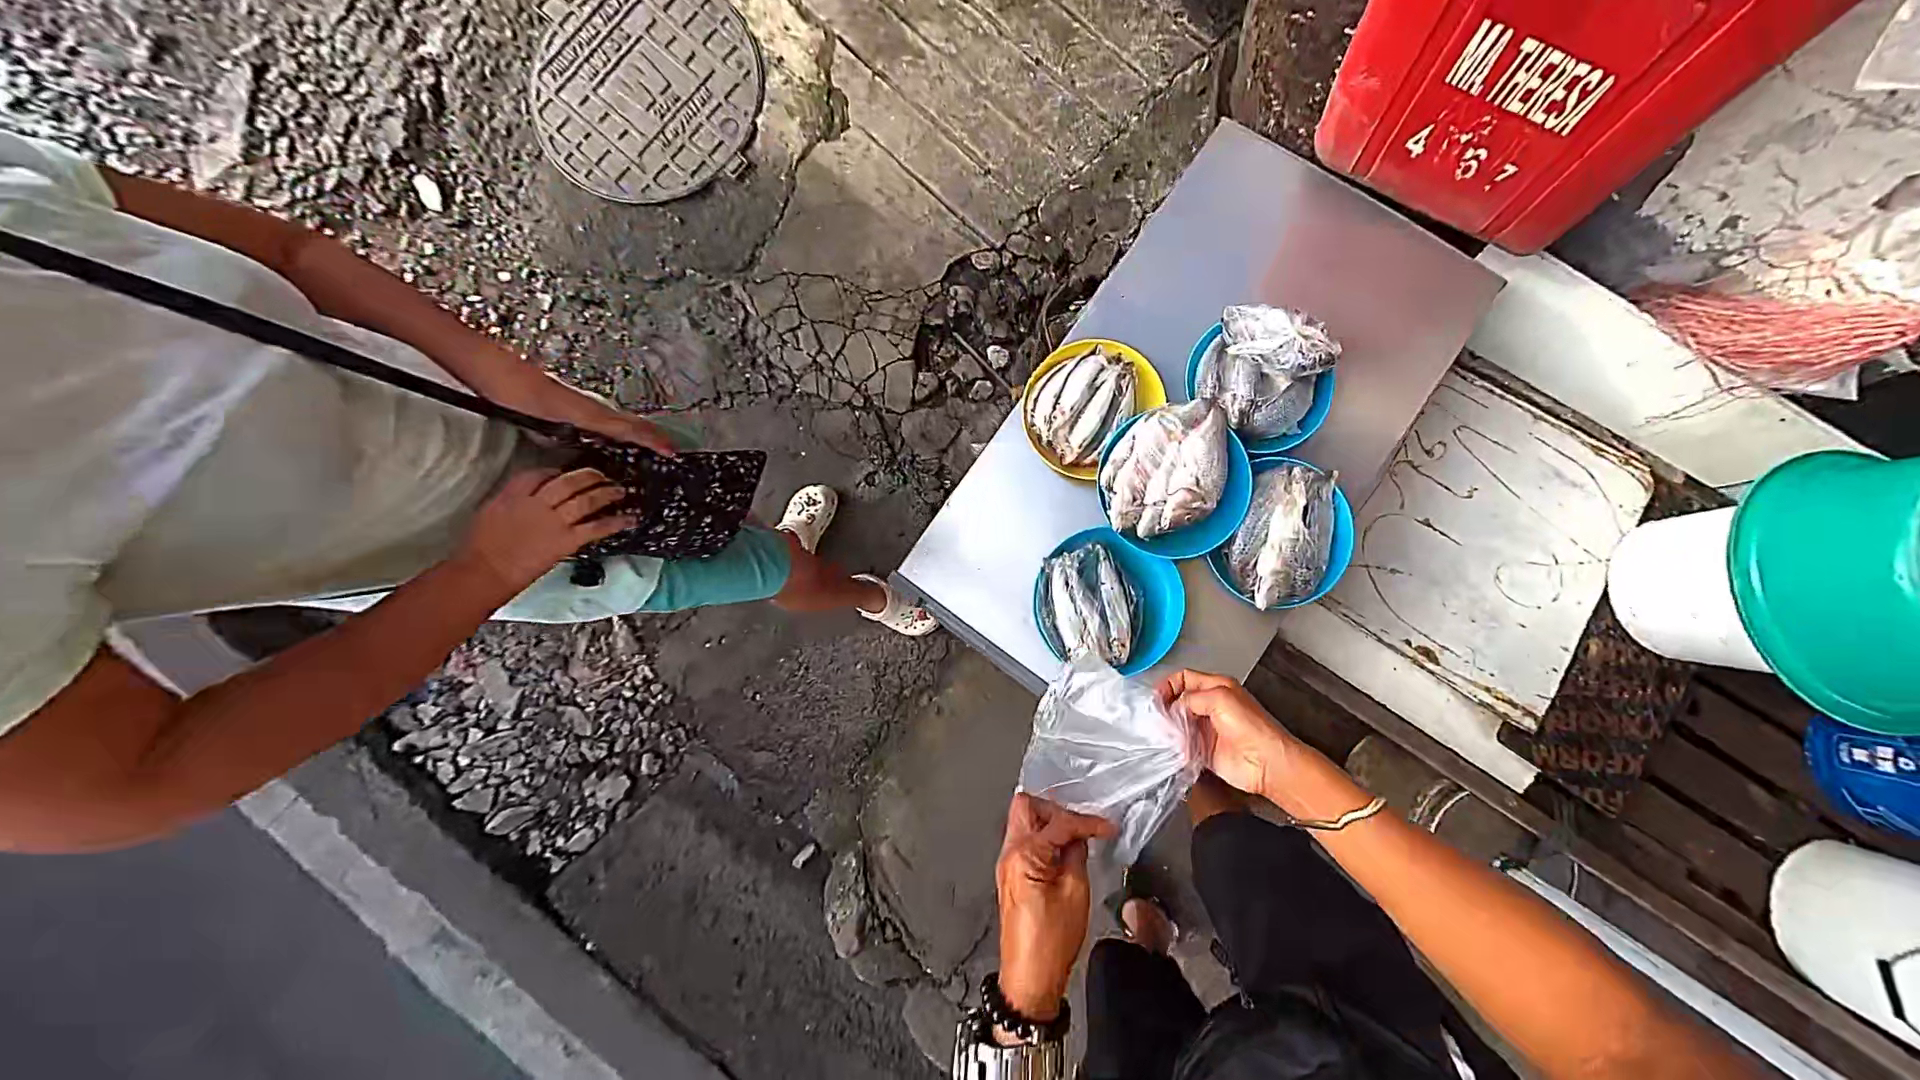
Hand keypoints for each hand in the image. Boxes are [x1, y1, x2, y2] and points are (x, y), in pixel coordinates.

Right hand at [455, 468, 635, 591]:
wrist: (486, 571)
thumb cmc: (483, 547)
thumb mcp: (491, 512)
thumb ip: (513, 499)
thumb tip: (531, 495)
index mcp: (514, 495)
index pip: (539, 474)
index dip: (557, 471)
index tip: (567, 472)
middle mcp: (537, 503)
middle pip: (568, 482)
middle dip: (589, 476)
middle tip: (601, 475)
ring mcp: (553, 521)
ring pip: (586, 500)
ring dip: (606, 493)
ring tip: (620, 490)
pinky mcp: (566, 540)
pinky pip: (596, 527)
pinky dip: (615, 522)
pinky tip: (629, 519)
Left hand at [492, 365, 677, 455]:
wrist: (492, 369)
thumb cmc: (515, 393)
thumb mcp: (546, 418)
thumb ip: (574, 432)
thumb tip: (591, 442)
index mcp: (591, 414)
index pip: (632, 430)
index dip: (653, 441)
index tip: (673, 450)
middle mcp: (592, 409)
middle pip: (632, 423)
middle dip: (654, 435)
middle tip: (672, 447)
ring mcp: (583, 406)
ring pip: (621, 421)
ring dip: (640, 432)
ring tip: (653, 443)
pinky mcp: (571, 405)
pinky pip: (606, 420)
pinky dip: (621, 428)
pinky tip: (614, 435)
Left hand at [995, 793, 1113, 1021]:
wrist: (1030, 977)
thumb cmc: (1049, 943)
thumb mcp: (1075, 892)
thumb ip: (1076, 854)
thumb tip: (1079, 838)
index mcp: (1023, 855)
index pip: (1057, 821)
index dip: (1086, 822)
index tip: (1104, 826)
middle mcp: (1009, 854)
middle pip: (1026, 806)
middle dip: (1056, 809)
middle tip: (1081, 825)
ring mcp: (1007, 864)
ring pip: (1023, 821)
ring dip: (1050, 824)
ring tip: (1076, 839)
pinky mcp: (1011, 875)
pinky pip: (1025, 842)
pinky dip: (1044, 840)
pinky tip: (1063, 853)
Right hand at [1157, 670, 1299, 799]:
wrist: (1268, 763)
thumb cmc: (1252, 727)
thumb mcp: (1220, 698)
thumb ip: (1190, 697)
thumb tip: (1173, 708)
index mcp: (1216, 687)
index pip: (1184, 678)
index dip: (1169, 685)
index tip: (1157, 697)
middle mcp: (1210, 706)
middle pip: (1177, 701)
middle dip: (1166, 708)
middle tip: (1158, 717)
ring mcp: (1205, 728)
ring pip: (1177, 723)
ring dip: (1169, 728)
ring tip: (1165, 734)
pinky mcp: (1203, 750)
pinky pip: (1181, 744)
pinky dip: (1174, 746)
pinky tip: (1173, 748)